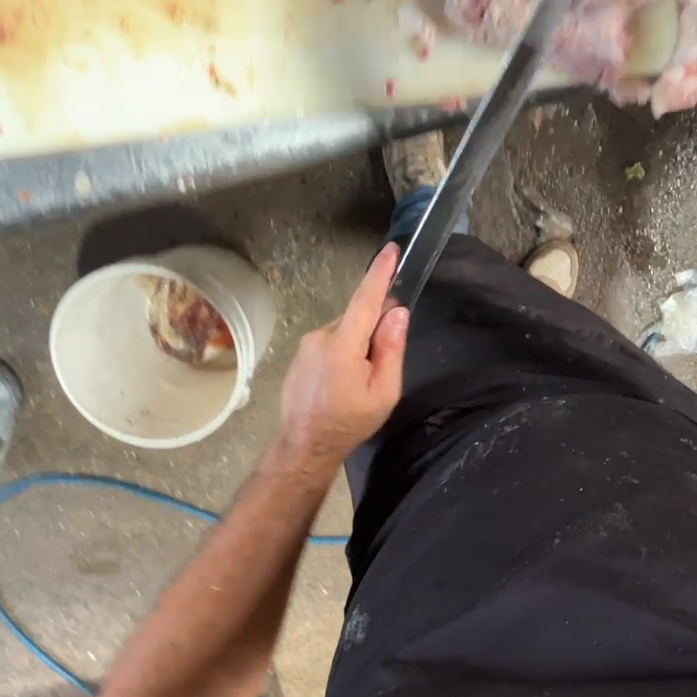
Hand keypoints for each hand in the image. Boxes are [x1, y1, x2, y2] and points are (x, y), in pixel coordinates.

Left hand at [276, 244, 409, 464]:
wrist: (305, 445)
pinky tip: (341, 385)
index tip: (391, 250)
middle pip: (357, 319)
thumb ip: (391, 349)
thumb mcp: (383, 392)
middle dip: (373, 333)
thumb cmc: (349, 422)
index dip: (380, 274)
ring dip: (357, 348)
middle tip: (380, 368)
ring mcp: (306, 345)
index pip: (365, 299)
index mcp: (343, 344)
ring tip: (358, 384)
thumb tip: (397, 312)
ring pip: (343, 333)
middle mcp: (320, 336)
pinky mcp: (299, 356)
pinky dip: (342, 356)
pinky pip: (329, 345)